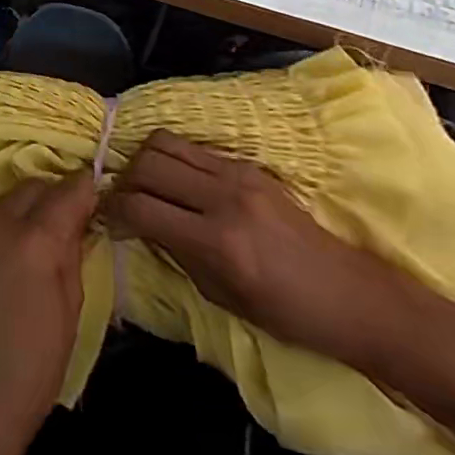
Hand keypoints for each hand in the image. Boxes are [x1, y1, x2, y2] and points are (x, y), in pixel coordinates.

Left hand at [0, 175, 97, 454]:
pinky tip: (10, 254)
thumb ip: (74, 246)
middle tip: (69, 225)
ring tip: (38, 241)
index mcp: (34, 241)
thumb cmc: (37, 359)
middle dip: (56, 198)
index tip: (96, 201)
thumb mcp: (73, 301)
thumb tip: (80, 214)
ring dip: (28, 209)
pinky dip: (4, 224)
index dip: (87, 191)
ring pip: (9, 198)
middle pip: (35, 186)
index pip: (69, 189)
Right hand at [102, 130, 412, 365]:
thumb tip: (142, 226)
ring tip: (144, 183)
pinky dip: (174, 159)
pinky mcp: (251, 166)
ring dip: (145, 160)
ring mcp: (239, 175)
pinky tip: (176, 180)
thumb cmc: (283, 311)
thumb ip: (176, 254)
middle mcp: (224, 197)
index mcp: (216, 241)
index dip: (114, 211)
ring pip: (168, 142)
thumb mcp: (218, 296)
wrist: (347, 292)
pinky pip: (196, 148)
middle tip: (122, 199)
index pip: (141, 207)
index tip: (107, 219)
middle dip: (123, 180)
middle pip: (148, 163)